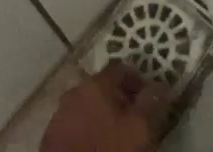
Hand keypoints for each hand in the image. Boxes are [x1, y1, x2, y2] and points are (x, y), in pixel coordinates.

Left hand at [41, 62, 171, 151]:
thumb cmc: (108, 149)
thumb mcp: (140, 128)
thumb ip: (152, 102)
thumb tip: (160, 85)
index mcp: (96, 83)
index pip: (122, 68)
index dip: (139, 82)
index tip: (149, 100)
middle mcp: (75, 91)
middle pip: (103, 87)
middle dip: (121, 99)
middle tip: (135, 120)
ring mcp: (59, 114)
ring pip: (88, 106)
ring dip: (103, 115)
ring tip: (116, 135)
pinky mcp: (51, 136)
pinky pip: (76, 124)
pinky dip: (88, 129)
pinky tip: (96, 144)